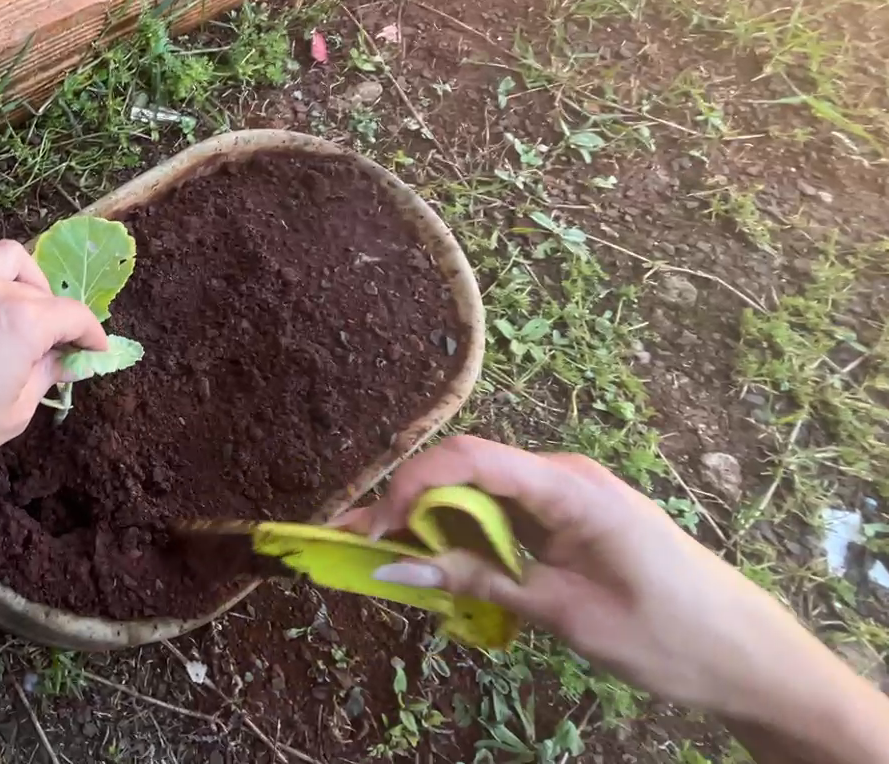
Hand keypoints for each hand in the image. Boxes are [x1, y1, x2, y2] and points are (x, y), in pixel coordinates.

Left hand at [0, 221, 106, 485]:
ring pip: (3, 255)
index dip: (90, 333)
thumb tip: (64, 358)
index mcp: (22, 322)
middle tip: (53, 346)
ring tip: (26, 301)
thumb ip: (46, 374)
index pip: (72, 315)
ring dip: (25, 275)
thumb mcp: (15, 412)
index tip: (93, 349)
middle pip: (39, 290)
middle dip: (55, 316)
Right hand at [339, 436, 884, 739]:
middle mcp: (562, 475)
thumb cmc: (676, 642)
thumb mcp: (566, 615)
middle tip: (361, 540)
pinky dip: (463, 533)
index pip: (469, 459)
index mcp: (572, 489)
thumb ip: (477, 581)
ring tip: (388, 552)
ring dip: (430, 520)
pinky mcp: (565, 513)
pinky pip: (498, 510)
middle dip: (406, 503)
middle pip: (461, 471)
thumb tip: (390, 565)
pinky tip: (441, 558)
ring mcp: (563, 492)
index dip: (410, 484)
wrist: (769, 670)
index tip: (376, 528)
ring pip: (474, 490)